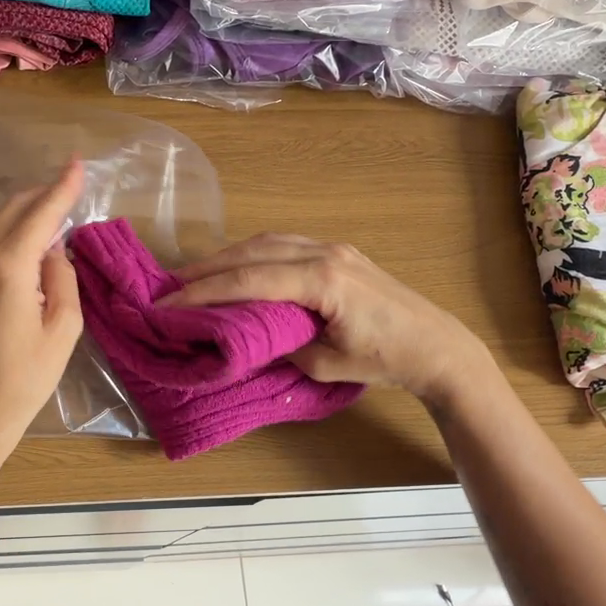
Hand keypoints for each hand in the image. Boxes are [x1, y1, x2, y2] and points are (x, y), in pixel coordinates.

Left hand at [0, 161, 85, 453]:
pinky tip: (37, 243)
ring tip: (60, 214)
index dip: (62, 188)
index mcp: (9, 267)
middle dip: (44, 194)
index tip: (79, 163)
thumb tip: (54, 249)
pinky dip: (17, 232)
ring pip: (1, 223)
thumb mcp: (64, 327)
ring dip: (30, 213)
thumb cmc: (27, 375)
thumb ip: (63, 276)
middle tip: (74, 188)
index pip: (40, 214)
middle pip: (14, 209)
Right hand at [161, 234, 490, 405]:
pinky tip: (235, 268)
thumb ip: (279, 343)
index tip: (169, 303)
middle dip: (206, 268)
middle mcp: (324, 253)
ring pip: (265, 242)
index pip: (248, 279)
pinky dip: (251, 255)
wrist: (436, 345)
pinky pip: (284, 245)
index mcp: (322, 281)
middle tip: (169, 286)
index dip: (204, 291)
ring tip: (194, 276)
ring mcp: (333, 248)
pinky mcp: (338, 253)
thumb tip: (241, 335)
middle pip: (251, 252)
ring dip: (226, 257)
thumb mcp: (323, 363)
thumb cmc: (384, 360)